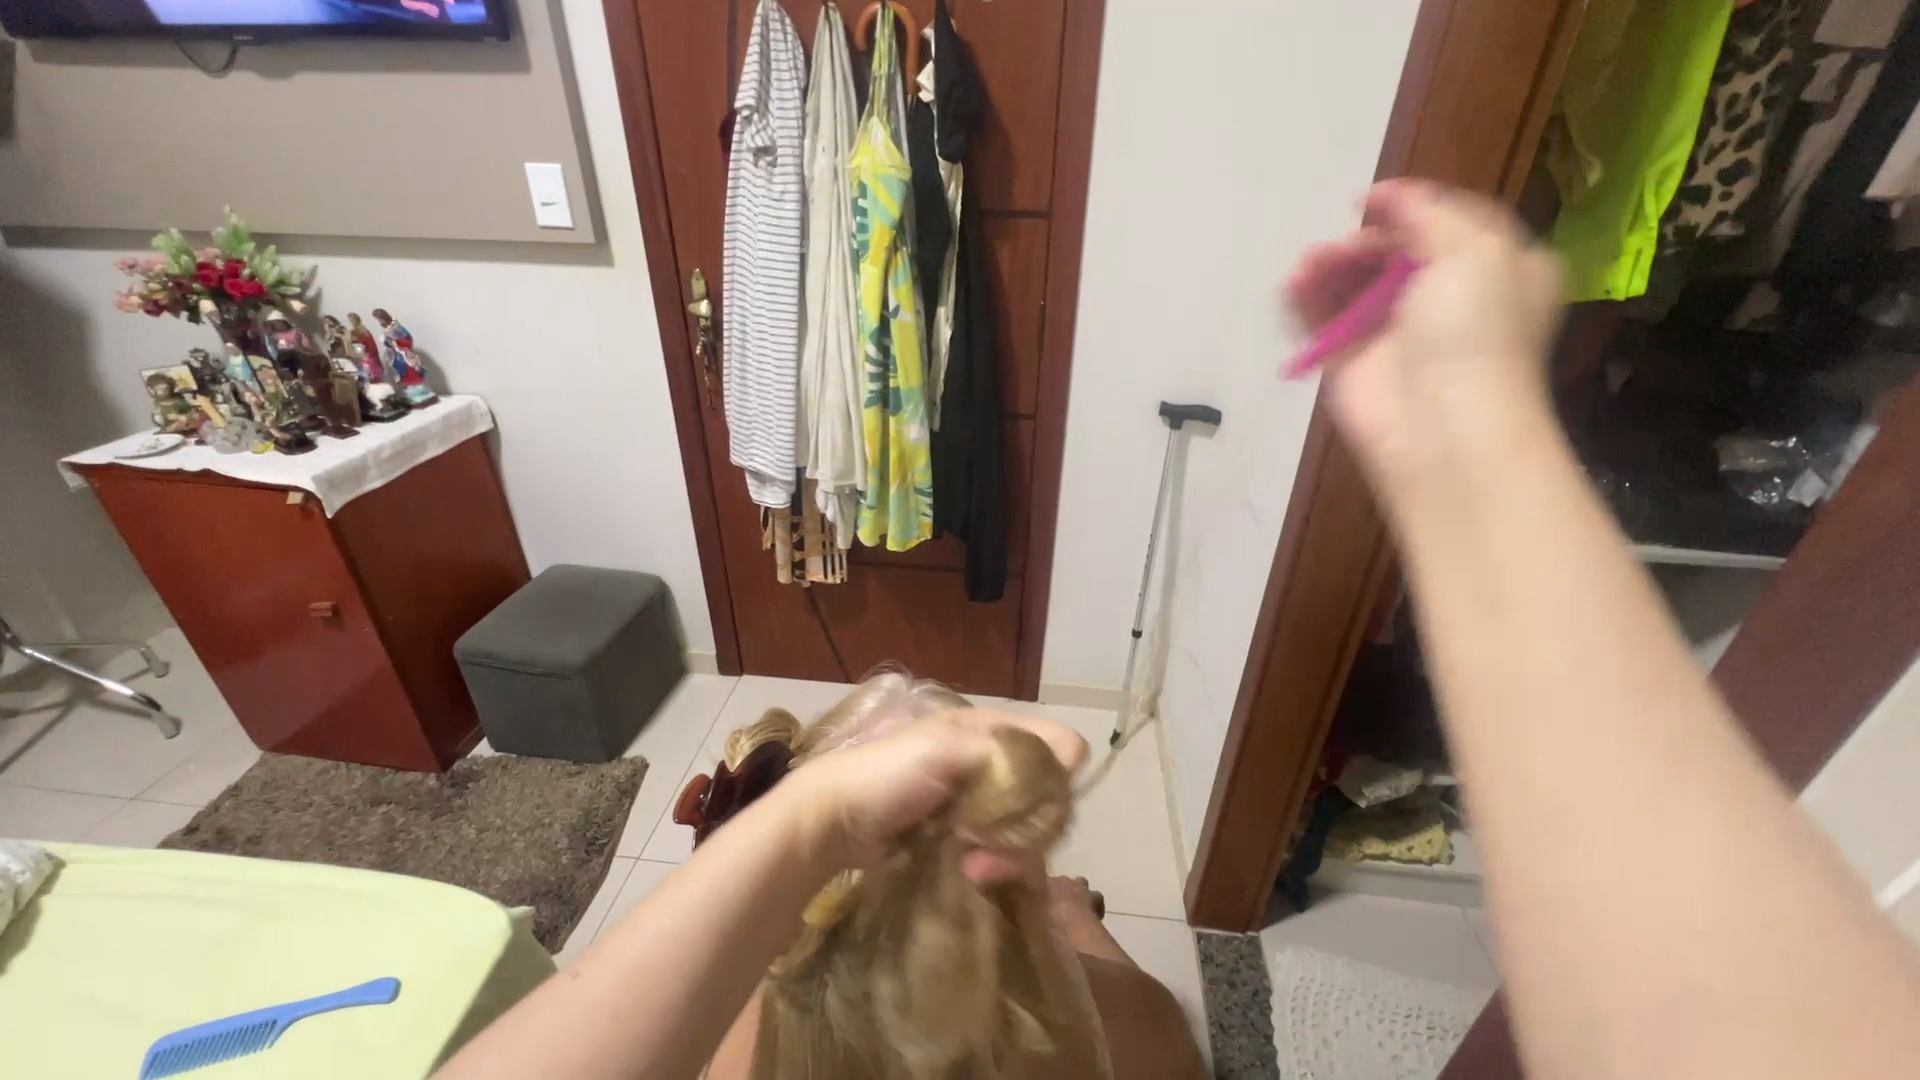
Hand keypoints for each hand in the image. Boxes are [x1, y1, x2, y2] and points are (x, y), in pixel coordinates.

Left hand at [780, 709, 1088, 884]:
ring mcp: (982, 802)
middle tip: (991, 848)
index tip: (1038, 806)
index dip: (1056, 777)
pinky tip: (972, 872)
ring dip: (1011, 853)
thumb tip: (1076, 753)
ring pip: (1030, 829)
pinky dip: (997, 865)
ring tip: (975, 868)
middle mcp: (994, 763)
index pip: (1057, 746)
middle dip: (1029, 827)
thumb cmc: (886, 775)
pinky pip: (1007, 852)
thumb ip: (1006, 749)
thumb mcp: (943, 749)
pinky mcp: (969, 837)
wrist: (832, 819)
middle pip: (1048, 796)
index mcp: (990, 730)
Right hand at [1287, 180, 1564, 484]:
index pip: (1446, 226)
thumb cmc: (1475, 331)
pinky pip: (1322, 322)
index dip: (1409, 208)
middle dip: (1361, 244)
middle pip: (1392, 255)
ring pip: (1353, 287)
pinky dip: (1305, 301)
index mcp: (1493, 271)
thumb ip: (1429, 214)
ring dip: (1328, 269)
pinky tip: (1293, 285)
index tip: (1368, 202)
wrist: (1441, 423)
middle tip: (1338, 246)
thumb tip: (1388, 195)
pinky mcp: (1349, 362)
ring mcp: (1392, 334)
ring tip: (1306, 266)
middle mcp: (1444, 300)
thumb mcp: (1476, 250)